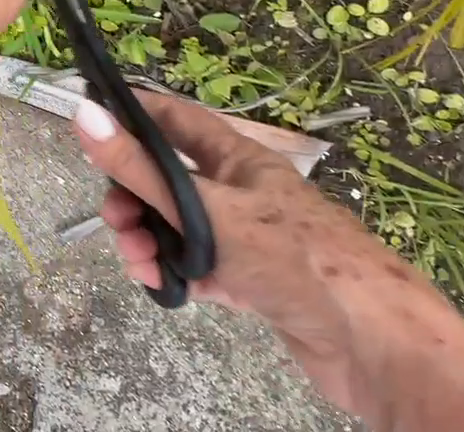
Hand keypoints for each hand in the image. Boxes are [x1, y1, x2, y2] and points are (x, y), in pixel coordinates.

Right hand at [75, 90, 458, 416]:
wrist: (381, 351)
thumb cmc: (294, 260)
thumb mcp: (204, 210)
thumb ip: (139, 168)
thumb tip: (82, 113)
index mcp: (238, 160)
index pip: (175, 118)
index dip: (133, 113)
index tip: (90, 122)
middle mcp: (240, 192)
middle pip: (167, 179)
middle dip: (132, 196)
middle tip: (114, 218)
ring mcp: (247, 238)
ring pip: (177, 225)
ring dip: (147, 238)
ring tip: (136, 261)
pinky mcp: (251, 281)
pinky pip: (194, 265)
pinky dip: (172, 271)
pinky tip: (160, 285)